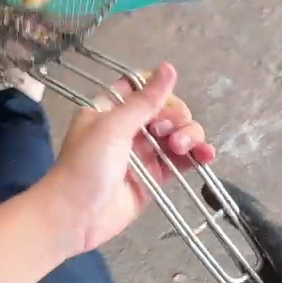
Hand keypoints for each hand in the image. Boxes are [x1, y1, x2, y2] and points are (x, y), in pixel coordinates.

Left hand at [31, 62, 215, 254]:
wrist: (75, 214)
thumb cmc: (86, 164)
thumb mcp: (113, 126)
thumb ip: (144, 100)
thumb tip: (168, 67)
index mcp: (109, 109)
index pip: (140, 88)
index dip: (158, 92)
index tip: (166, 102)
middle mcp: (126, 128)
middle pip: (164, 111)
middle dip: (176, 117)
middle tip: (169, 133)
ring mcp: (141, 154)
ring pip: (176, 135)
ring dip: (189, 136)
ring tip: (185, 147)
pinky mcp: (153, 178)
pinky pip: (179, 162)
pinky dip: (195, 157)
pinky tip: (206, 156)